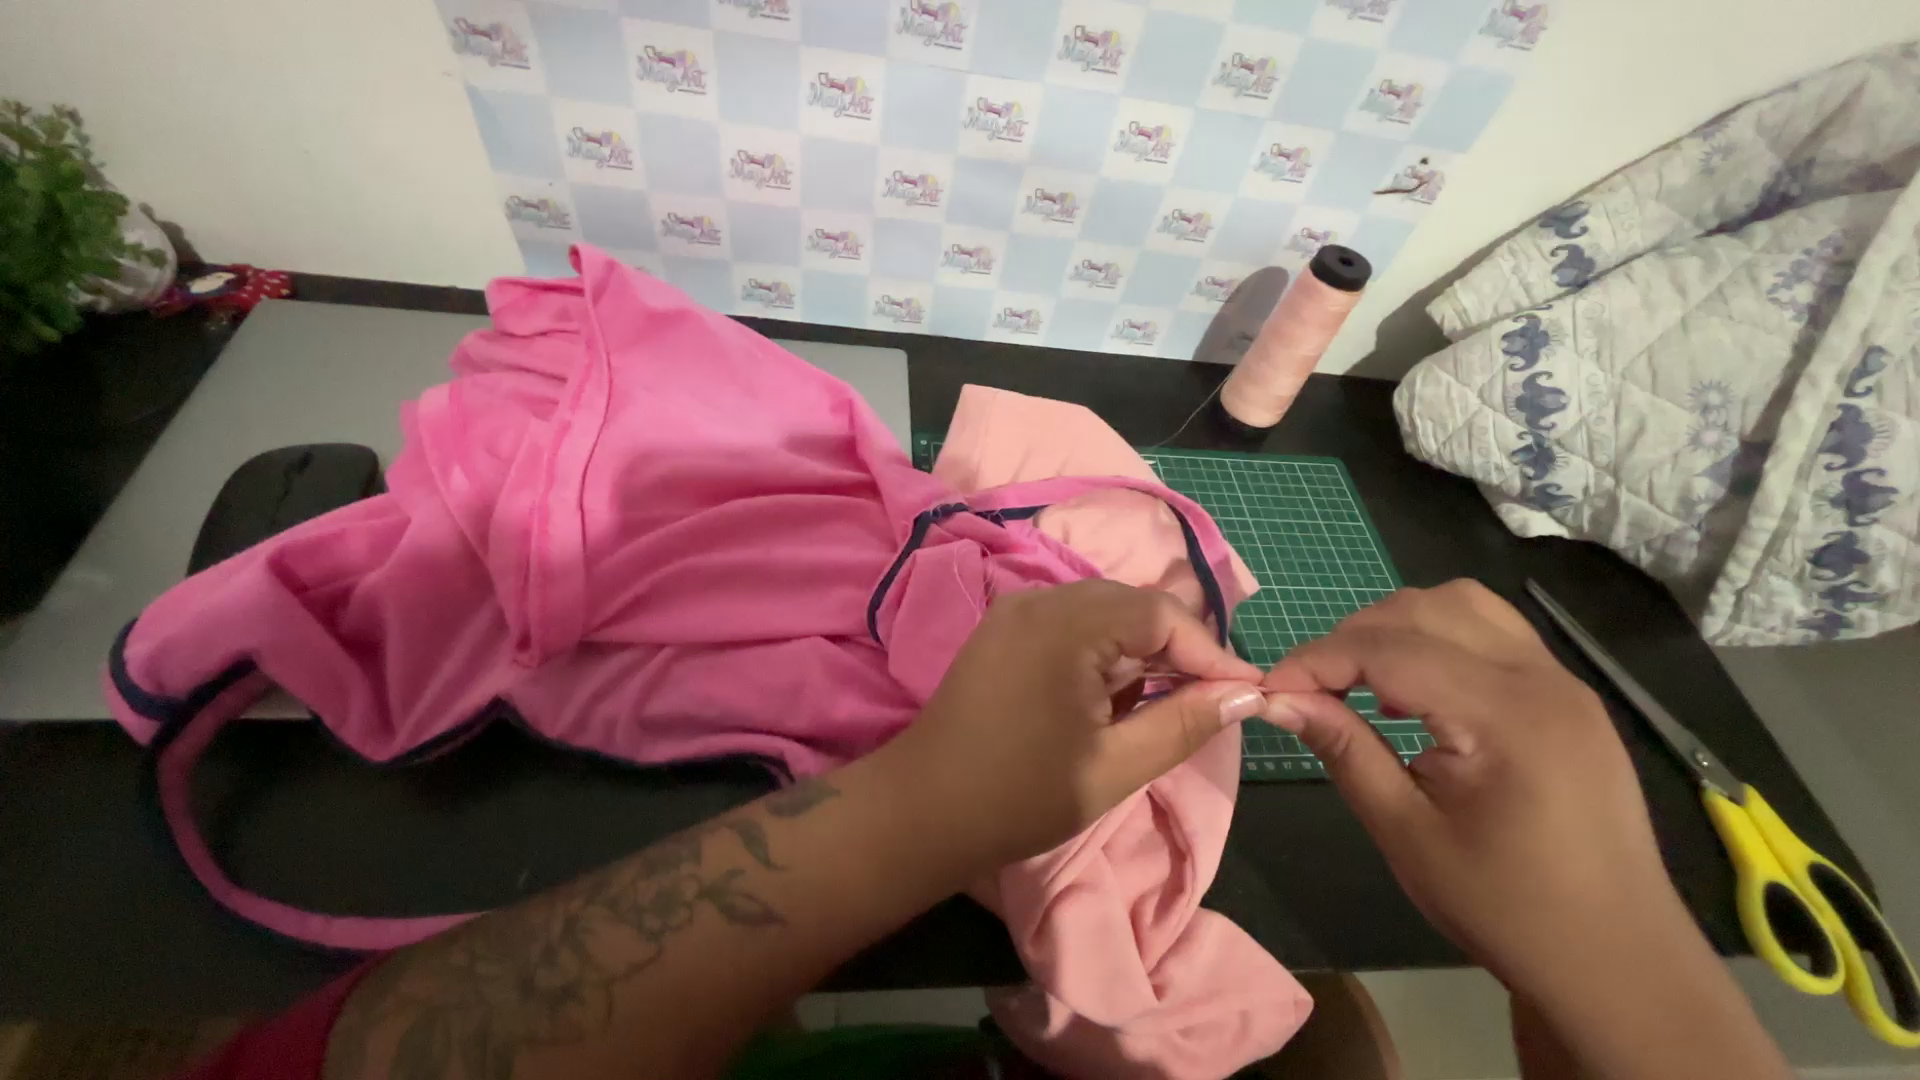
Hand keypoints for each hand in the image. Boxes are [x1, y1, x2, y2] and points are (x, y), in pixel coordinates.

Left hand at [880, 580, 1268, 869]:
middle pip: (1132, 603)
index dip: (1209, 651)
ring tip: (1162, 703)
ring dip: (1139, 650)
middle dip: (1176, 648)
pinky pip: (1070, 623)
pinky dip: (1102, 650)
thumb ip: (1184, 721)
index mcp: (1066, 625)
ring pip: (1102, 611)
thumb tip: (1247, 693)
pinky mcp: (1002, 629)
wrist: (923, 810)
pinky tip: (1111, 694)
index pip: (1161, 613)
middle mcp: (1039, 600)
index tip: (1243, 694)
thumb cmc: (1021, 795)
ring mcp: (1014, 611)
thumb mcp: (1116, 766)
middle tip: (1207, 701)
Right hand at [1260, 580, 1691, 995]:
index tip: (1270, 689)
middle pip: (1422, 610)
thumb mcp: (1404, 830)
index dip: (1317, 660)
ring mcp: (1562, 681)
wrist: (1616, 957)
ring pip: (1459, 603)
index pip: (1389, 651)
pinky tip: (1413, 687)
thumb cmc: (1503, 904)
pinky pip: (1490, 629)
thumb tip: (1276, 699)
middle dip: (1350, 637)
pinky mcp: (1566, 693)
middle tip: (1310, 688)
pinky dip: (1436, 636)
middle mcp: (1541, 680)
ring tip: (1359, 679)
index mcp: (1505, 718)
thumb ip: (1342, 748)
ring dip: (1395, 626)